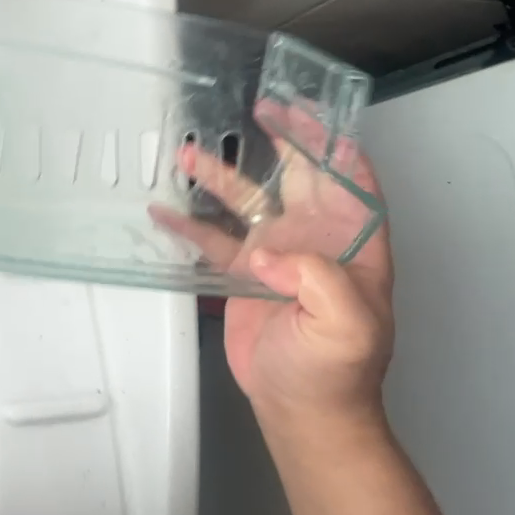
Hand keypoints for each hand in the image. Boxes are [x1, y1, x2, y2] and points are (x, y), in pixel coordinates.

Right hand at [152, 103, 394, 433]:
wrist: (302, 408)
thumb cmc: (338, 371)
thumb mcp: (348, 326)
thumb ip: (319, 279)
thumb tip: (269, 251)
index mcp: (353, 245)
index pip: (352, 181)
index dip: (335, 144)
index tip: (311, 113)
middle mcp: (316, 240)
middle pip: (301, 177)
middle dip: (285, 140)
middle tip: (262, 107)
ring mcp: (278, 253)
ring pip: (248, 200)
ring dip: (220, 174)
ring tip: (186, 153)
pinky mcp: (244, 271)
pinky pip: (210, 237)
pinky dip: (185, 223)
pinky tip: (161, 211)